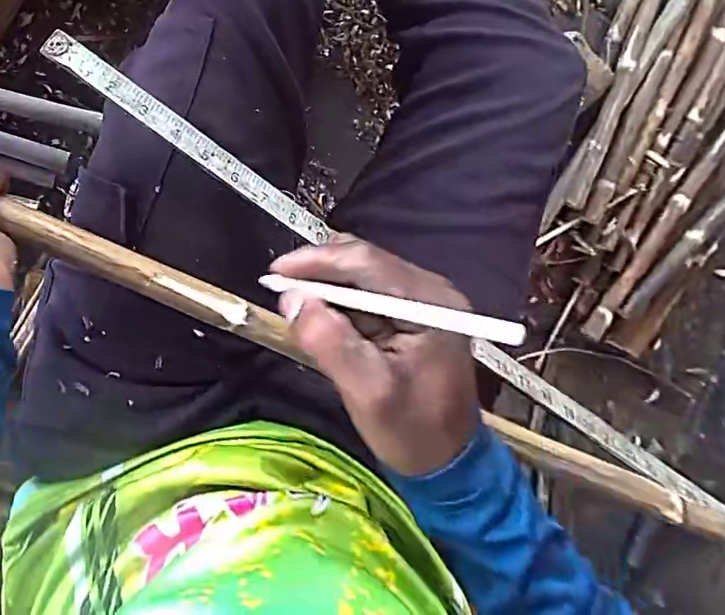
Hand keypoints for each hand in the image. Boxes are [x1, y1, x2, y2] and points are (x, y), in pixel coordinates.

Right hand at [271, 239, 481, 475]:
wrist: (449, 465)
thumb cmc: (414, 432)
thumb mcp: (368, 392)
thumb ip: (330, 342)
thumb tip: (292, 299)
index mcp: (430, 304)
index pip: (364, 261)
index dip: (315, 261)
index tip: (275, 274)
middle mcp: (429, 290)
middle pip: (360, 259)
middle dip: (315, 270)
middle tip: (280, 289)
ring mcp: (419, 298)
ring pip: (356, 270)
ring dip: (322, 283)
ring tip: (295, 304)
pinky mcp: (407, 309)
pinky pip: (360, 287)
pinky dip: (333, 296)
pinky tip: (318, 314)